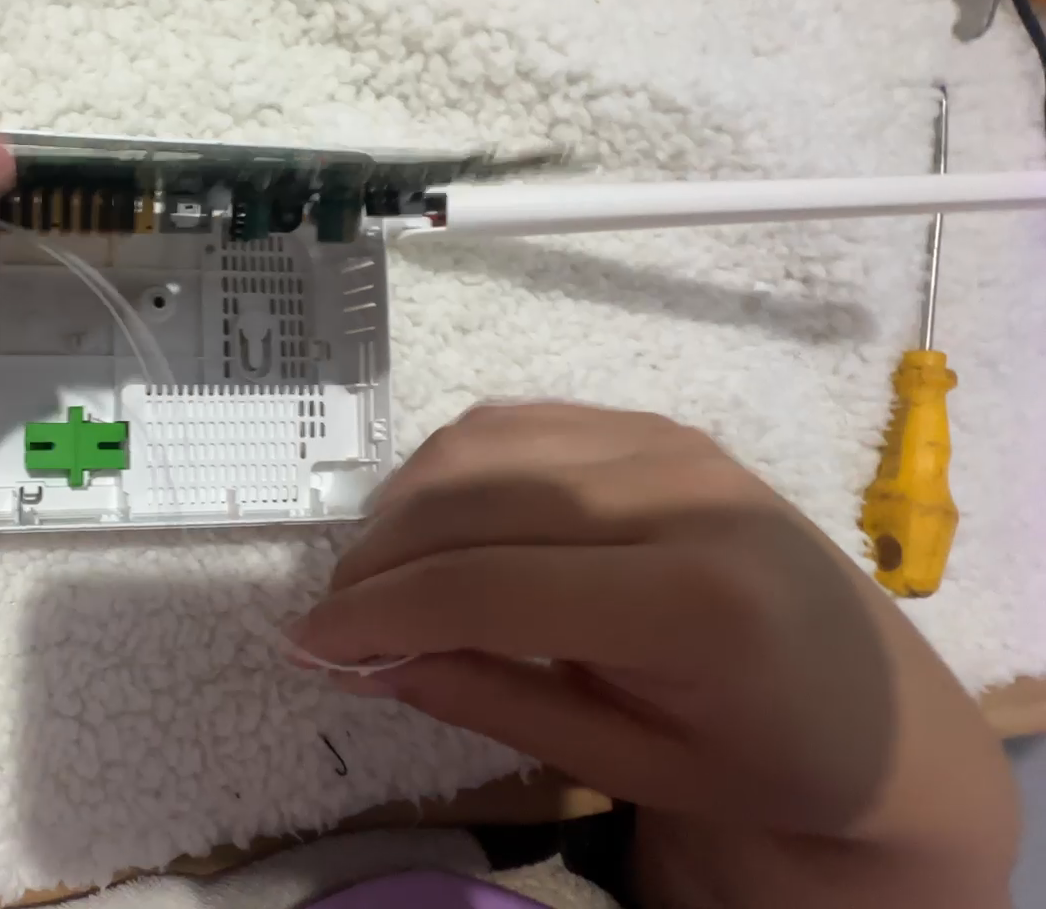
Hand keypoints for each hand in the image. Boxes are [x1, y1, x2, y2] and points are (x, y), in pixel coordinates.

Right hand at [289, 404, 1017, 908]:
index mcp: (695, 603)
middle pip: (464, 505)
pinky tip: (429, 517)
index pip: (482, 588)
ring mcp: (660, 442)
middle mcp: (678, 493)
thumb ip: (479, 699)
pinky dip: (441, 469)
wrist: (875, 698)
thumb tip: (359, 660)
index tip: (310, 641)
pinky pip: (501, 425)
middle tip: (333, 611)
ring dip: (397, 510)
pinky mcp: (642, 422)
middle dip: (372, 561)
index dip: (375, 612)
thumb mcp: (618, 762)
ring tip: (376, 569)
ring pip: (470, 452)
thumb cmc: (755, 756)